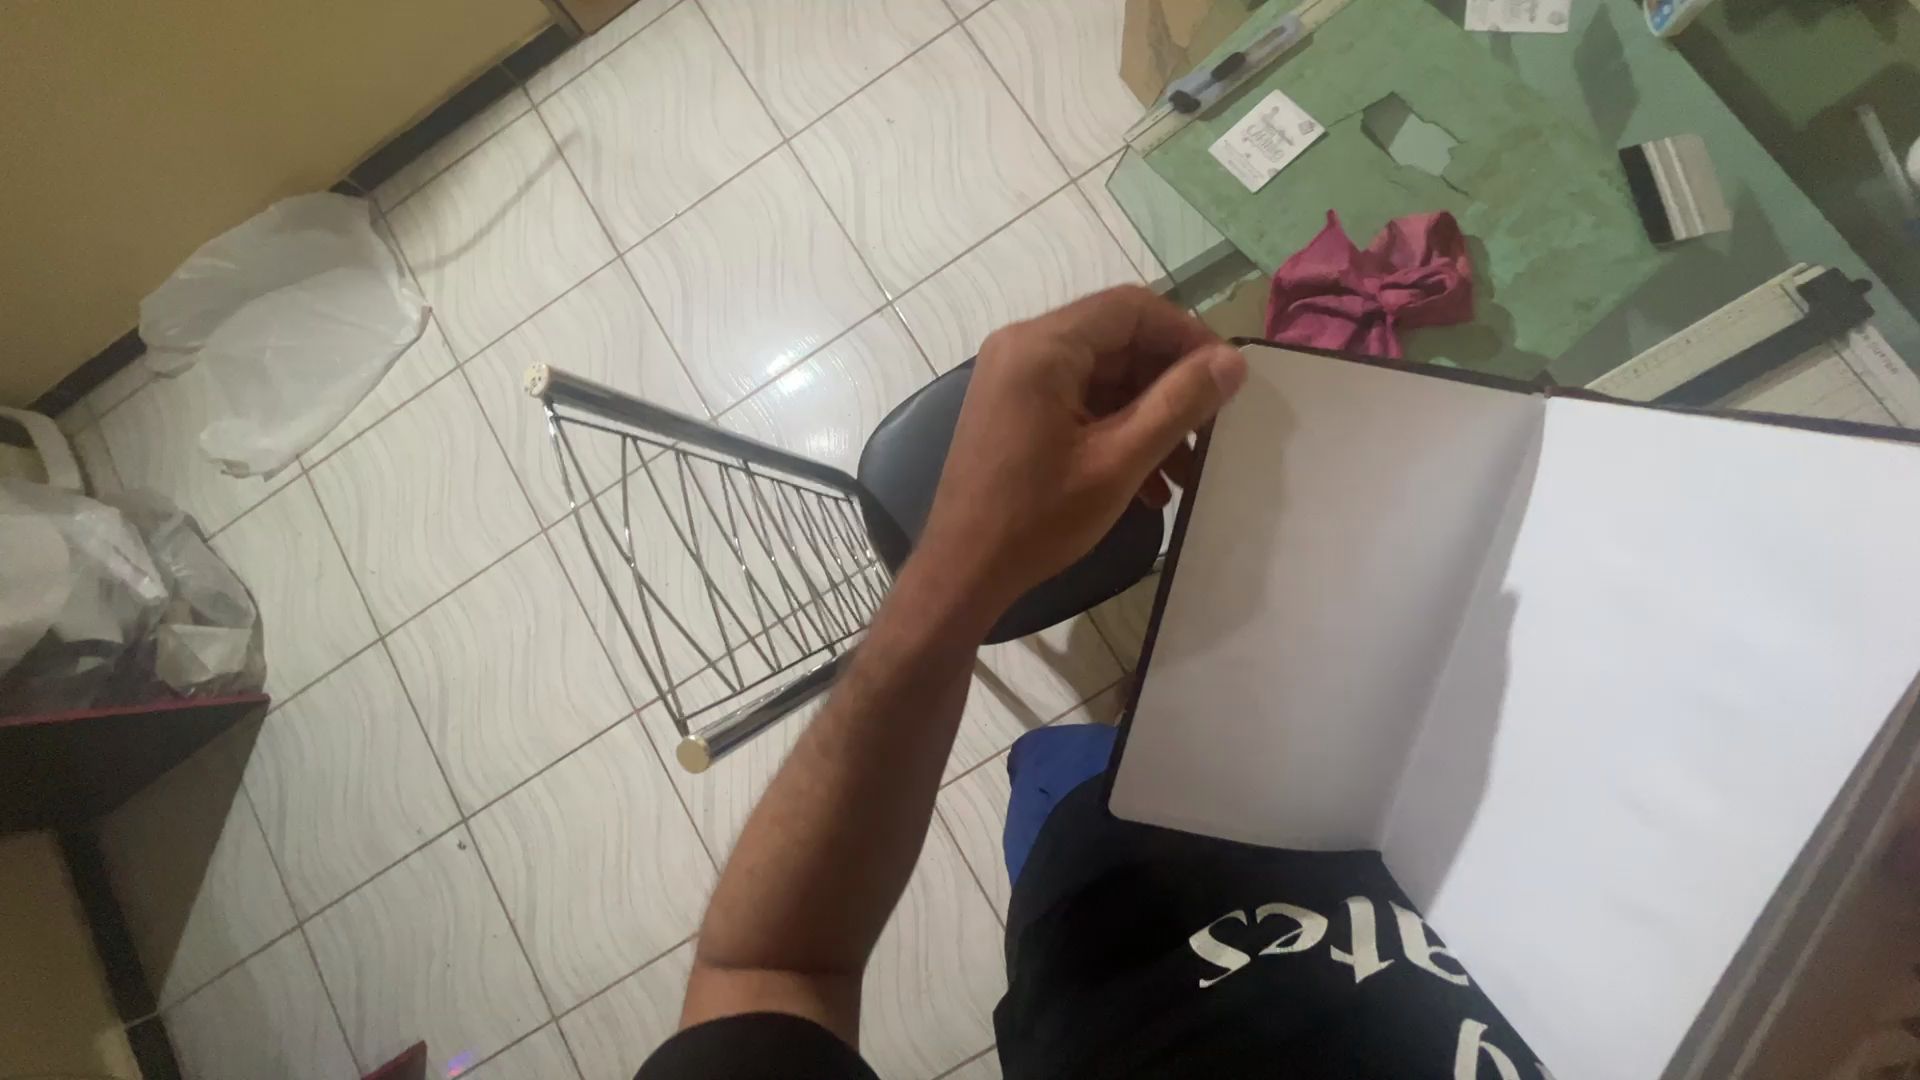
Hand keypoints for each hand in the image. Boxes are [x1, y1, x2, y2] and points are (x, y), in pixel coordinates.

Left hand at [918, 285, 1247, 619]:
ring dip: (1147, 419)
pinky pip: (1077, 404)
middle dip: (1169, 388)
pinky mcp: (1013, 411)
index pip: (1132, 309)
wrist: (963, 569)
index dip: (1187, 336)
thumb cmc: (1037, 518)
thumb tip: (1232, 361)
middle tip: (1210, 432)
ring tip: (1186, 473)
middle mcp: (1022, 349)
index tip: (1226, 378)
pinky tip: (1147, 484)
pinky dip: (1115, 433)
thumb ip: (1179, 405)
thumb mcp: (1118, 462)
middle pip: (1117, 343)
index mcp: (1042, 347)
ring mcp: (1013, 380)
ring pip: (1101, 379)